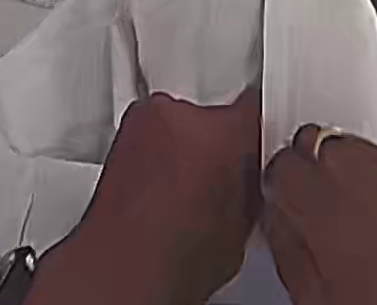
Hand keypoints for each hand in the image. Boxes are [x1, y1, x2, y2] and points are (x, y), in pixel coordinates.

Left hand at [29, 91, 260, 304]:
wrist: (122, 270)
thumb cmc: (174, 258)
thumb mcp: (240, 223)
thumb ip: (250, 182)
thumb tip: (250, 176)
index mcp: (233, 132)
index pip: (254, 106)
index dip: (253, 125)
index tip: (249, 138)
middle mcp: (195, 113)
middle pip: (215, 110)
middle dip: (215, 137)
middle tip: (211, 173)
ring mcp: (158, 113)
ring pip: (181, 115)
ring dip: (183, 138)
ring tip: (178, 180)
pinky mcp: (130, 122)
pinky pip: (154, 123)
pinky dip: (156, 143)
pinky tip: (156, 178)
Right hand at [262, 125, 376, 304]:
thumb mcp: (315, 300)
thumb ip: (290, 246)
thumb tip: (280, 221)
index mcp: (326, 206)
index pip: (283, 162)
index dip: (279, 181)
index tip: (282, 196)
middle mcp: (367, 178)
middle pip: (323, 141)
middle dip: (314, 165)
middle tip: (314, 202)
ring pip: (363, 149)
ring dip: (353, 170)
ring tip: (354, 213)